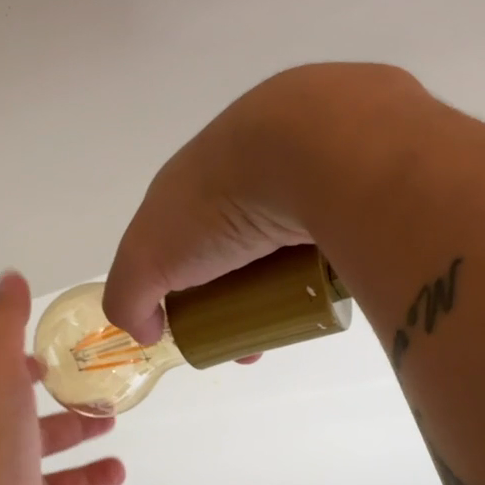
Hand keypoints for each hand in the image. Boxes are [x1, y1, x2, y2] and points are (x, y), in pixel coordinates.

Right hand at [101, 63, 431, 343]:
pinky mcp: (355, 174)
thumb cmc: (218, 205)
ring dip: (284, 281)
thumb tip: (144, 332)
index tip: (203, 331)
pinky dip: (326, 257)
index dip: (186, 291)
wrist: (313, 148)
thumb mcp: (147, 258)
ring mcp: (304, 165)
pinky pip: (334, 226)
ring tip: (294, 317)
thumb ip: (128, 298)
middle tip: (255, 335)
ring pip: (287, 237)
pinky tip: (329, 283)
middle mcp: (247, 166)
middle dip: (239, 296)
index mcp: (194, 179)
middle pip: (237, 244)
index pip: (182, 240)